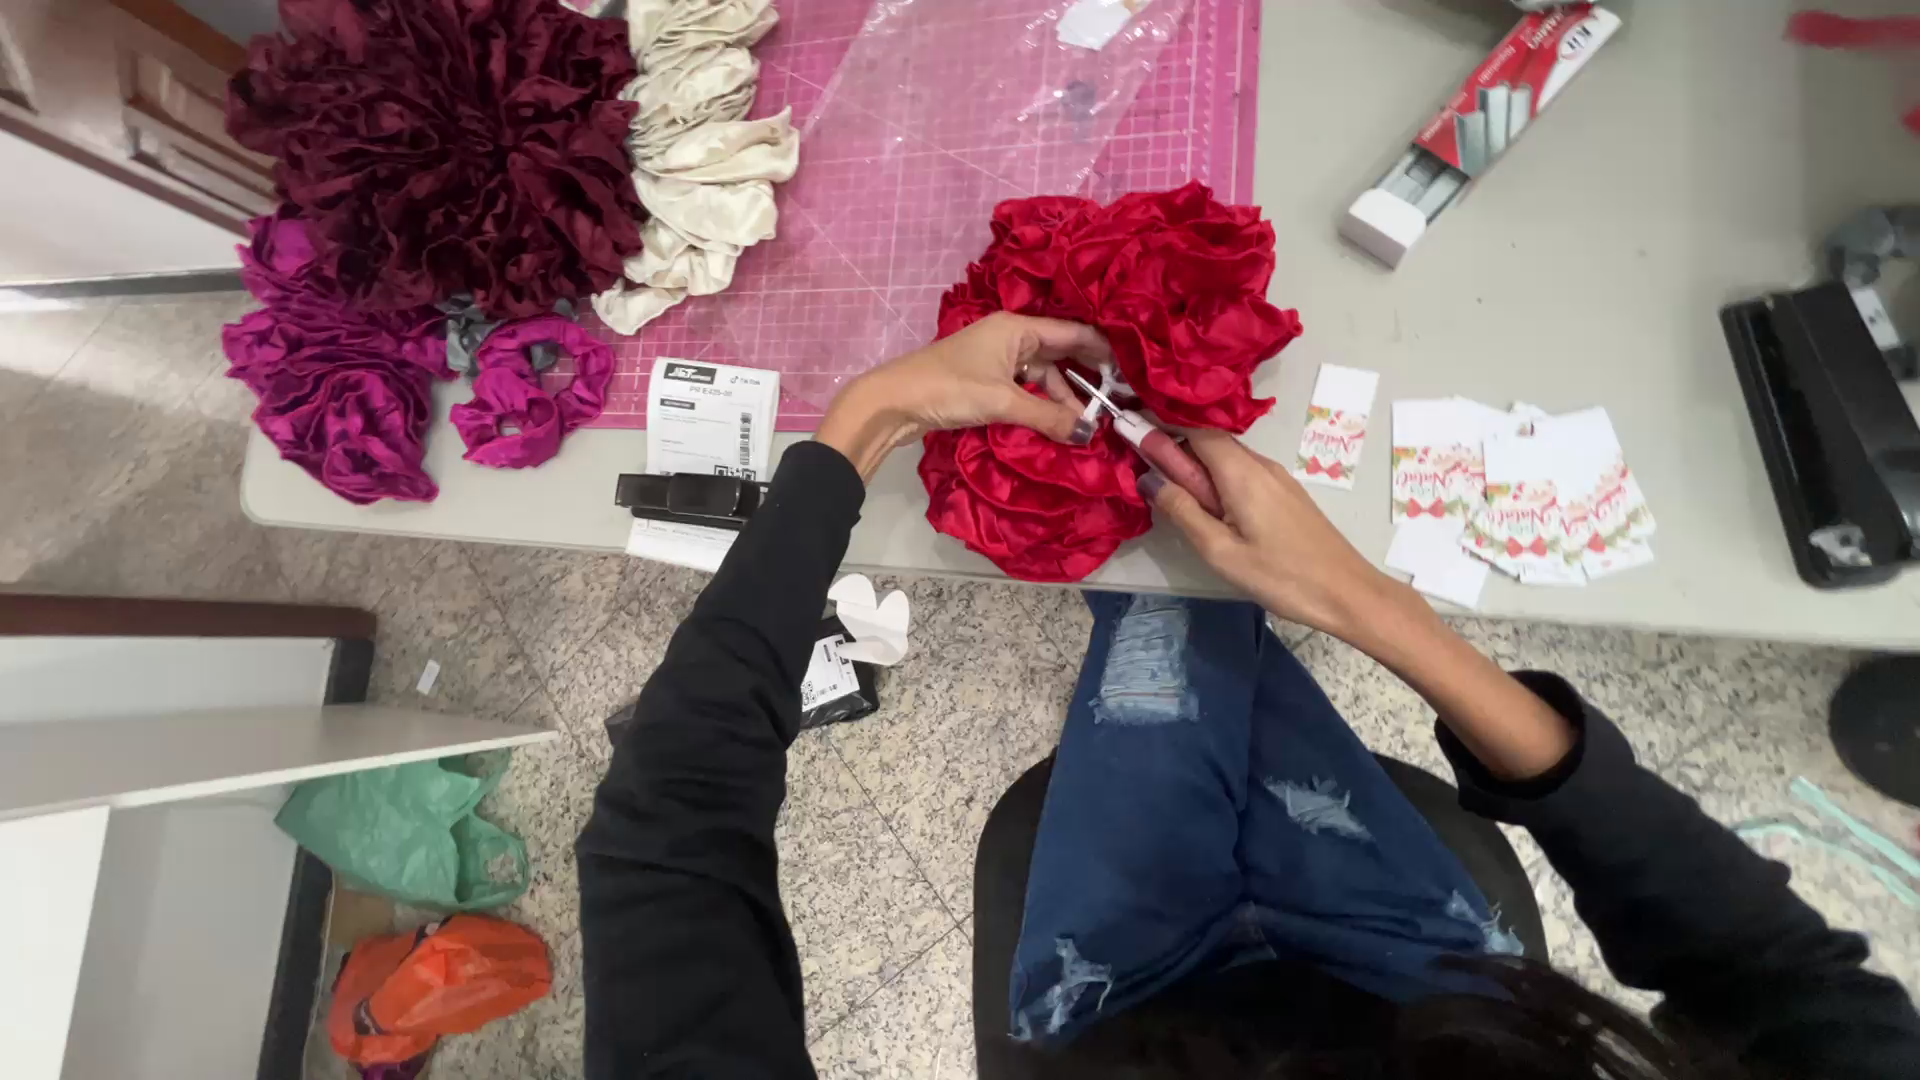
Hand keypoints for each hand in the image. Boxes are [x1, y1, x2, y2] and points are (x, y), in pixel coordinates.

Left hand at [816, 313, 1108, 479]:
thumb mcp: (1002, 401)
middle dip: (1082, 384)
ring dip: (1058, 400)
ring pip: (1040, 377)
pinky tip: (1052, 425)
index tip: (1130, 372)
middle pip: (1058, 356)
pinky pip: (1023, 390)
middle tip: (1111, 408)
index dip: (1102, 351)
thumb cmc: (949, 388)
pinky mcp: (984, 382)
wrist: (894, 402)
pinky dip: (1038, 406)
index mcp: (1017, 327)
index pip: (1072, 333)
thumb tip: (1087, 433)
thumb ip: (1047, 416)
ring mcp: (996, 360)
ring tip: (1081, 428)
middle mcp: (1010, 337)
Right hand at [1142, 430, 1407, 642]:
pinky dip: (1217, 484)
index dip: (1163, 431)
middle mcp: (1260, 465)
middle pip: (1210, 442)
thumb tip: (1148, 479)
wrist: (1347, 593)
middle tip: (1152, 484)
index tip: (1132, 441)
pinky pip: (1241, 475)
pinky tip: (1212, 514)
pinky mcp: (1284, 495)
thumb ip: (1182, 511)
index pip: (1196, 430)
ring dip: (1197, 473)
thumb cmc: (1280, 575)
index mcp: (1241, 472)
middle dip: (1177, 455)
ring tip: (1181, 506)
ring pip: (1226, 460)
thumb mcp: (1219, 550)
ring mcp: (1276, 478)